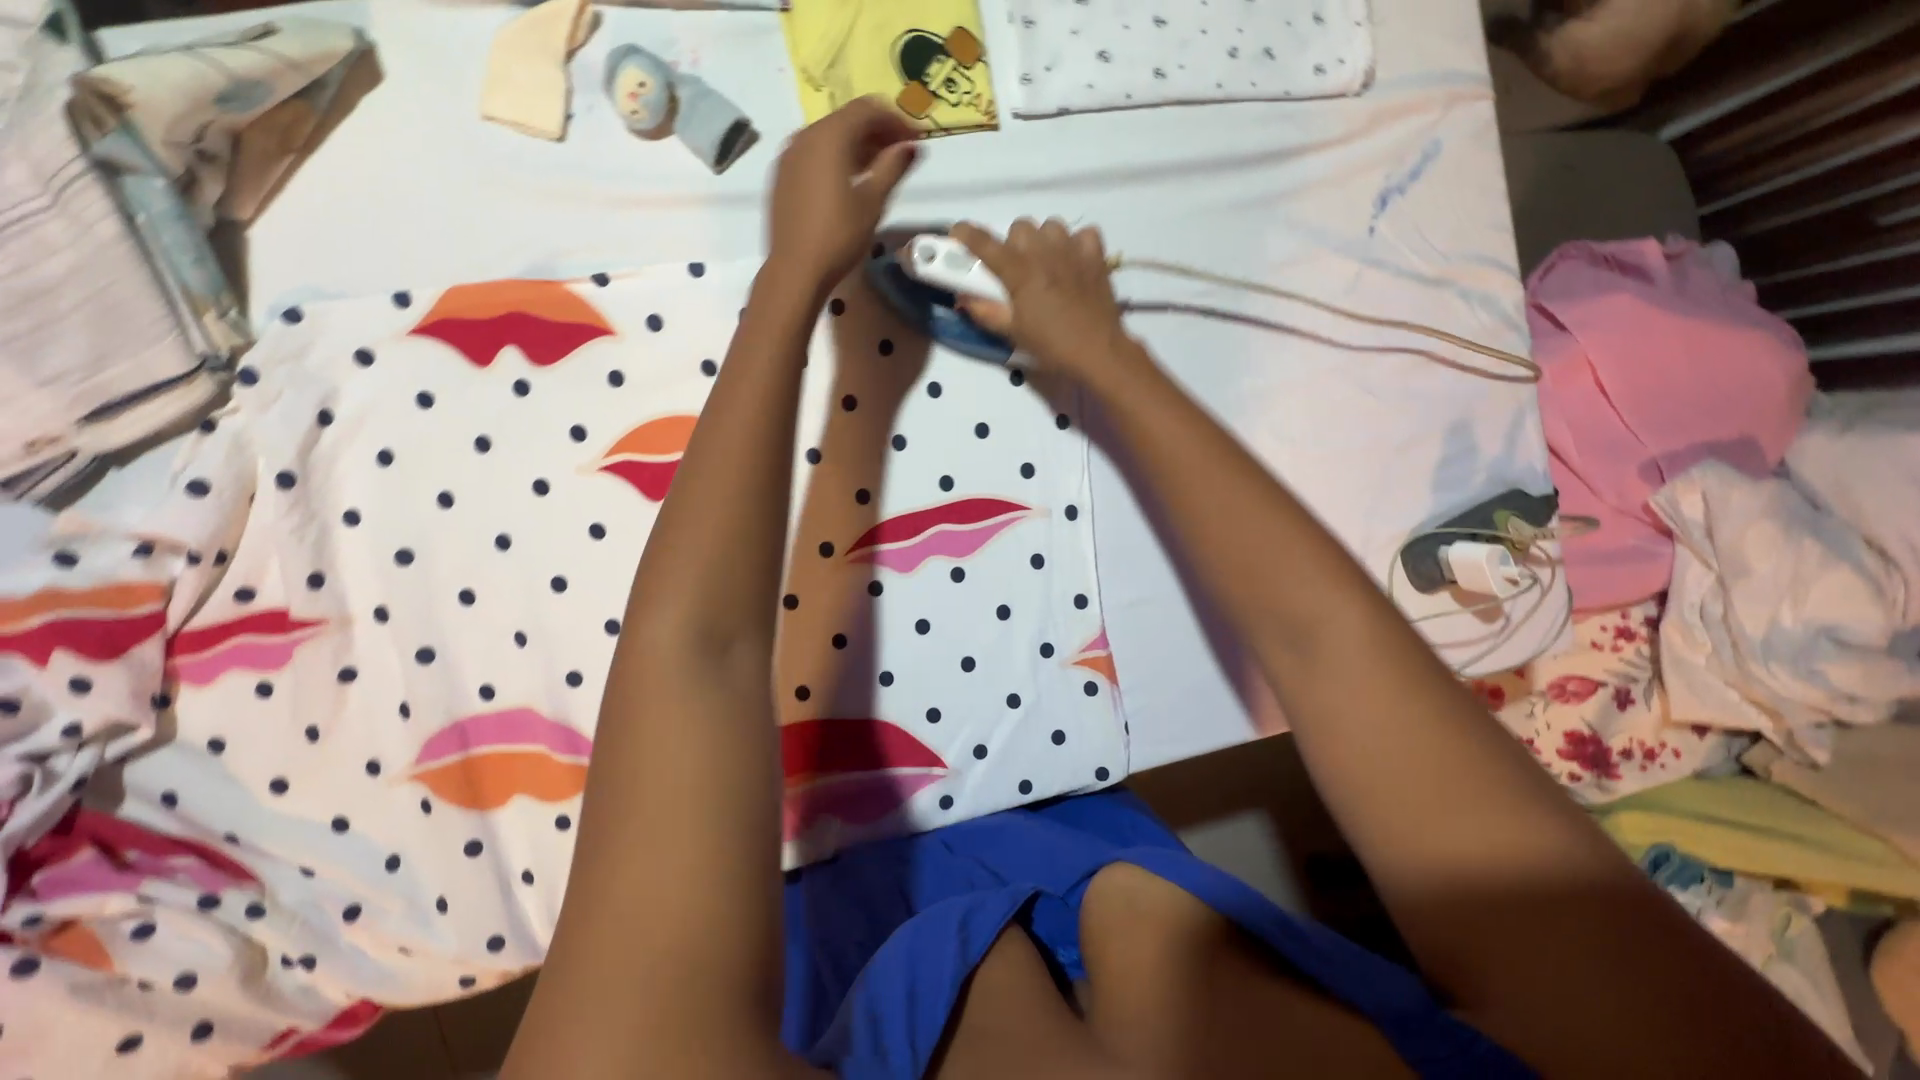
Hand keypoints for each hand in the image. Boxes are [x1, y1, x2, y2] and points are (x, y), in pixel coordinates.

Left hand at [767, 97, 918, 288]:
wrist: (795, 270)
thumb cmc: (839, 235)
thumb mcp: (874, 200)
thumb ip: (893, 166)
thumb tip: (910, 146)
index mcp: (829, 136)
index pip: (868, 109)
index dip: (896, 120)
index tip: (917, 139)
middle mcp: (805, 136)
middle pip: (847, 119)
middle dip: (877, 131)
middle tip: (902, 153)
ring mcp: (789, 155)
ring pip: (830, 137)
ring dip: (858, 145)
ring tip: (880, 169)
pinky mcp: (782, 176)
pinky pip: (814, 154)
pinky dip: (837, 158)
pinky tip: (851, 180)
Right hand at [949, 219, 1140, 383]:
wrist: (1098, 350)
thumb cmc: (1052, 344)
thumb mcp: (1012, 333)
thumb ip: (984, 311)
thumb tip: (963, 298)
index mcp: (1019, 271)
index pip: (985, 242)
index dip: (966, 233)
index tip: (958, 233)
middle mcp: (1044, 251)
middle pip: (1020, 227)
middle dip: (1015, 245)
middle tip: (1019, 271)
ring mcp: (1072, 248)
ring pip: (1050, 226)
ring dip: (1044, 241)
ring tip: (1048, 266)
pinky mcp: (1096, 253)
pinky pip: (1082, 234)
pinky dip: (1076, 244)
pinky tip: (1075, 264)